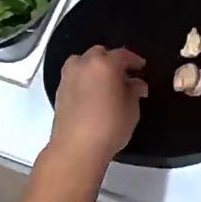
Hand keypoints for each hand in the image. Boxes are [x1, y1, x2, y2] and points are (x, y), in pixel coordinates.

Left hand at [49, 46, 146, 165]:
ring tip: (105, 82)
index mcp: (104, 64)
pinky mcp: (60, 90)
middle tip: (123, 75)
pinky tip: (92, 93)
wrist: (77, 148)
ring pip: (82, 62)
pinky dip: (84, 78)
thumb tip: (136, 84)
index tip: (141, 66)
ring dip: (94, 67)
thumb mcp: (131, 109)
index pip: (122, 55)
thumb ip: (134, 91)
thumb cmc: (109, 127)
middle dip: (112, 61)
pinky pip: (74, 76)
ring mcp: (68, 76)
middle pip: (99, 54)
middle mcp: (83, 64)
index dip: (134, 60)